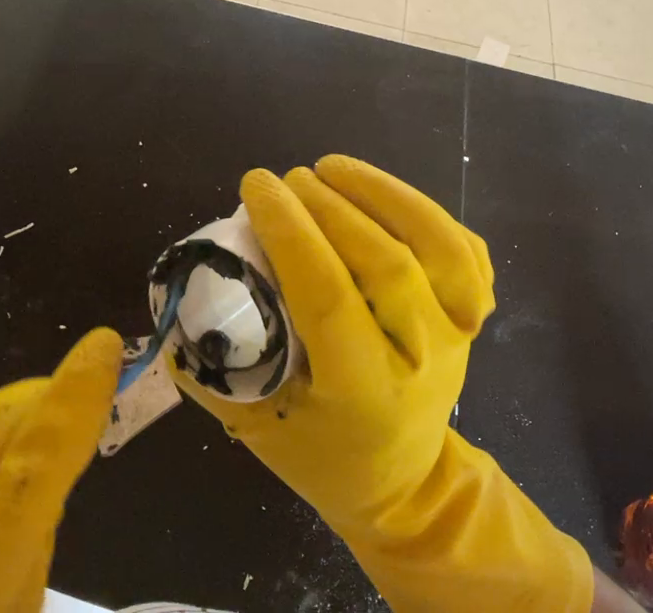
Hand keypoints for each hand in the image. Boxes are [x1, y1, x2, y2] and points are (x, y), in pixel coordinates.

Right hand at [172, 155, 491, 532]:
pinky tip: (385, 196)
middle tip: (286, 178)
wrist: (404, 485)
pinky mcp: (473, 317)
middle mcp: (422, 357)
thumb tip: (179, 292)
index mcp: (363, 391)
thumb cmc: (321, 456)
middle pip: (383, 261)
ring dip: (385, 193)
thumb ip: (213, 366)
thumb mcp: (256, 426)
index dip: (290, 231)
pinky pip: (467, 251)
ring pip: (438, 246)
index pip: (327, 294)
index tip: (255, 186)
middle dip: (329, 206)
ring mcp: (459, 333)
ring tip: (333, 168)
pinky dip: (429, 213)